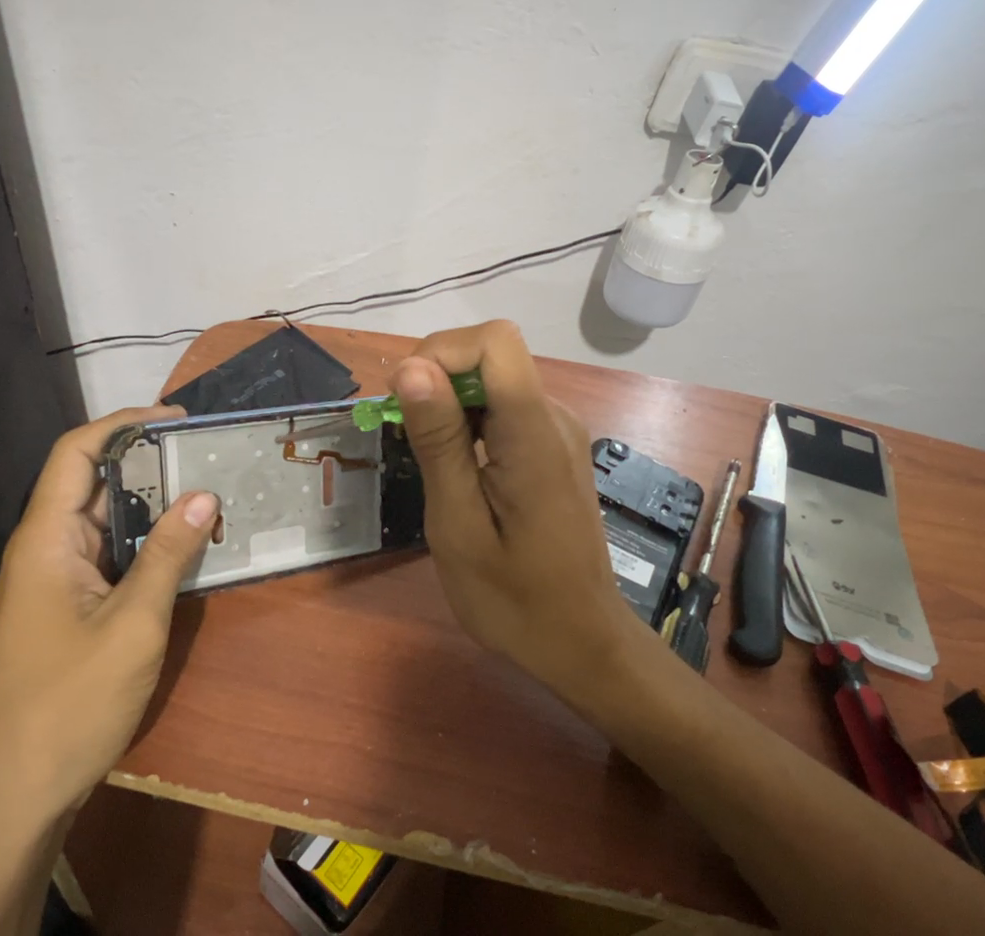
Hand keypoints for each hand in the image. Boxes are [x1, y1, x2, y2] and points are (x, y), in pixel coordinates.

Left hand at [0, 406, 217, 832]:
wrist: (14, 796)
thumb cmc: (69, 705)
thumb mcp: (132, 626)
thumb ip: (167, 556)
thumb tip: (204, 495)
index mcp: (44, 541)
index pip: (77, 453)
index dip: (124, 424)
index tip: (180, 420)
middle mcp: (42, 552)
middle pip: (91, 486)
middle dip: (149, 466)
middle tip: (212, 460)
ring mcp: (50, 586)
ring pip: (102, 527)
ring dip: (151, 510)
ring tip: (211, 498)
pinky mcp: (62, 615)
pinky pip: (105, 563)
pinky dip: (143, 550)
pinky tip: (184, 554)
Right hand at [389, 321, 635, 697]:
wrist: (580, 642)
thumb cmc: (512, 599)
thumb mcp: (458, 525)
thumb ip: (438, 441)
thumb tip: (412, 368)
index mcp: (534, 433)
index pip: (494, 341)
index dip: (440, 354)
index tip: (404, 406)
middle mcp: (554, 418)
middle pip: (490, 357)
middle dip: (436, 382)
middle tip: (405, 442)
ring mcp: (558, 433)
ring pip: (494, 383)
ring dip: (449, 407)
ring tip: (428, 466)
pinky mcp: (553, 450)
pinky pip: (505, 412)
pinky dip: (469, 426)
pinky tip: (456, 473)